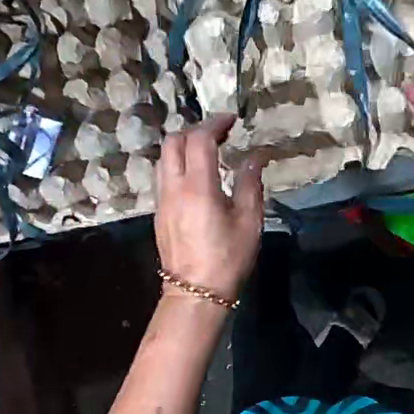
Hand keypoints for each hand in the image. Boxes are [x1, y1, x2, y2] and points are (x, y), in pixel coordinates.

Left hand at [154, 115, 264, 301]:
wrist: (195, 293)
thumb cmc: (227, 258)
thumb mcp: (249, 221)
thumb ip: (250, 183)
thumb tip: (255, 157)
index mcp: (197, 187)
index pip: (200, 140)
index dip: (215, 123)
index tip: (232, 120)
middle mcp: (173, 188)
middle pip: (173, 142)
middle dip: (195, 131)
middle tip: (219, 135)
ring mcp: (161, 200)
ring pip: (163, 159)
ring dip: (182, 147)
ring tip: (207, 152)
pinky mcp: (158, 213)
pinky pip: (163, 177)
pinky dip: (177, 165)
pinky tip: (196, 177)